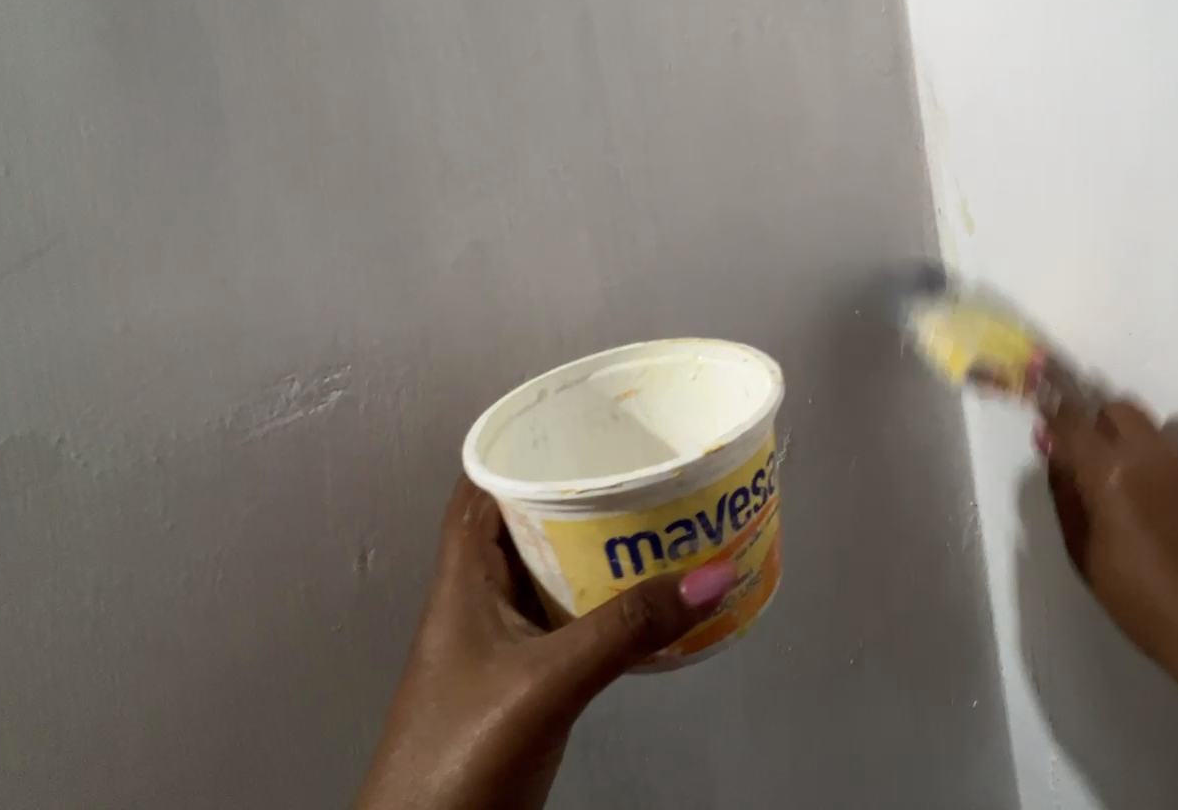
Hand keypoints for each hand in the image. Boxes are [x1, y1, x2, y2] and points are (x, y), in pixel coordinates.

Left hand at [355, 477, 736, 809]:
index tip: (579, 422)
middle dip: (576, 489)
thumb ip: (628, 630)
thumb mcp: (548, 682)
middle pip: (525, 519)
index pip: (483, 485)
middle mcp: (480, 596)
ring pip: (551, 566)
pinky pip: (571, 613)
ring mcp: (503, 639)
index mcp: (464, 577)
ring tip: (654, 514)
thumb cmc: (461, 755)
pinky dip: (606, 595)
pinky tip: (649, 594)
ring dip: (595, 542)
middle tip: (636, 463)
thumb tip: (716, 573)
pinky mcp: (528, 675)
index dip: (522, 447)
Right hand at [1035, 395, 1177, 690]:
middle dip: (1100, 423)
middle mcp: (1156, 456)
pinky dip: (1177, 477)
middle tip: (1094, 459)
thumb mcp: (1086, 558)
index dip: (1053, 408)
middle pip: (1120, 409)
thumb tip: (1058, 457)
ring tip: (1144, 498)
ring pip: (1159, 435)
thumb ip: (1067, 498)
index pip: (1071, 419)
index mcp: (1111, 472)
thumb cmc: (1148, 606)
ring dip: (1141, 451)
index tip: (1044, 406)